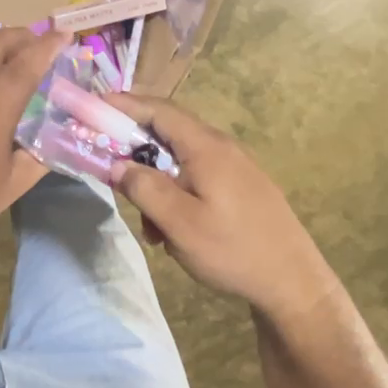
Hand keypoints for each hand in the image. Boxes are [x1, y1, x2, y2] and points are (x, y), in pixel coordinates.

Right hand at [106, 95, 338, 317]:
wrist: (293, 282)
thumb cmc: (233, 250)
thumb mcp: (179, 224)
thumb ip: (144, 189)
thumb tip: (117, 164)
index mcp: (206, 147)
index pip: (158, 110)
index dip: (124, 105)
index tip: (93, 107)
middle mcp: (222, 147)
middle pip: (168, 134)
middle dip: (135, 153)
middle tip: (110, 175)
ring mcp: (235, 167)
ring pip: (181, 162)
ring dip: (156, 186)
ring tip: (152, 230)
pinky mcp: (241, 187)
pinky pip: (197, 179)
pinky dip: (176, 196)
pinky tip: (174, 233)